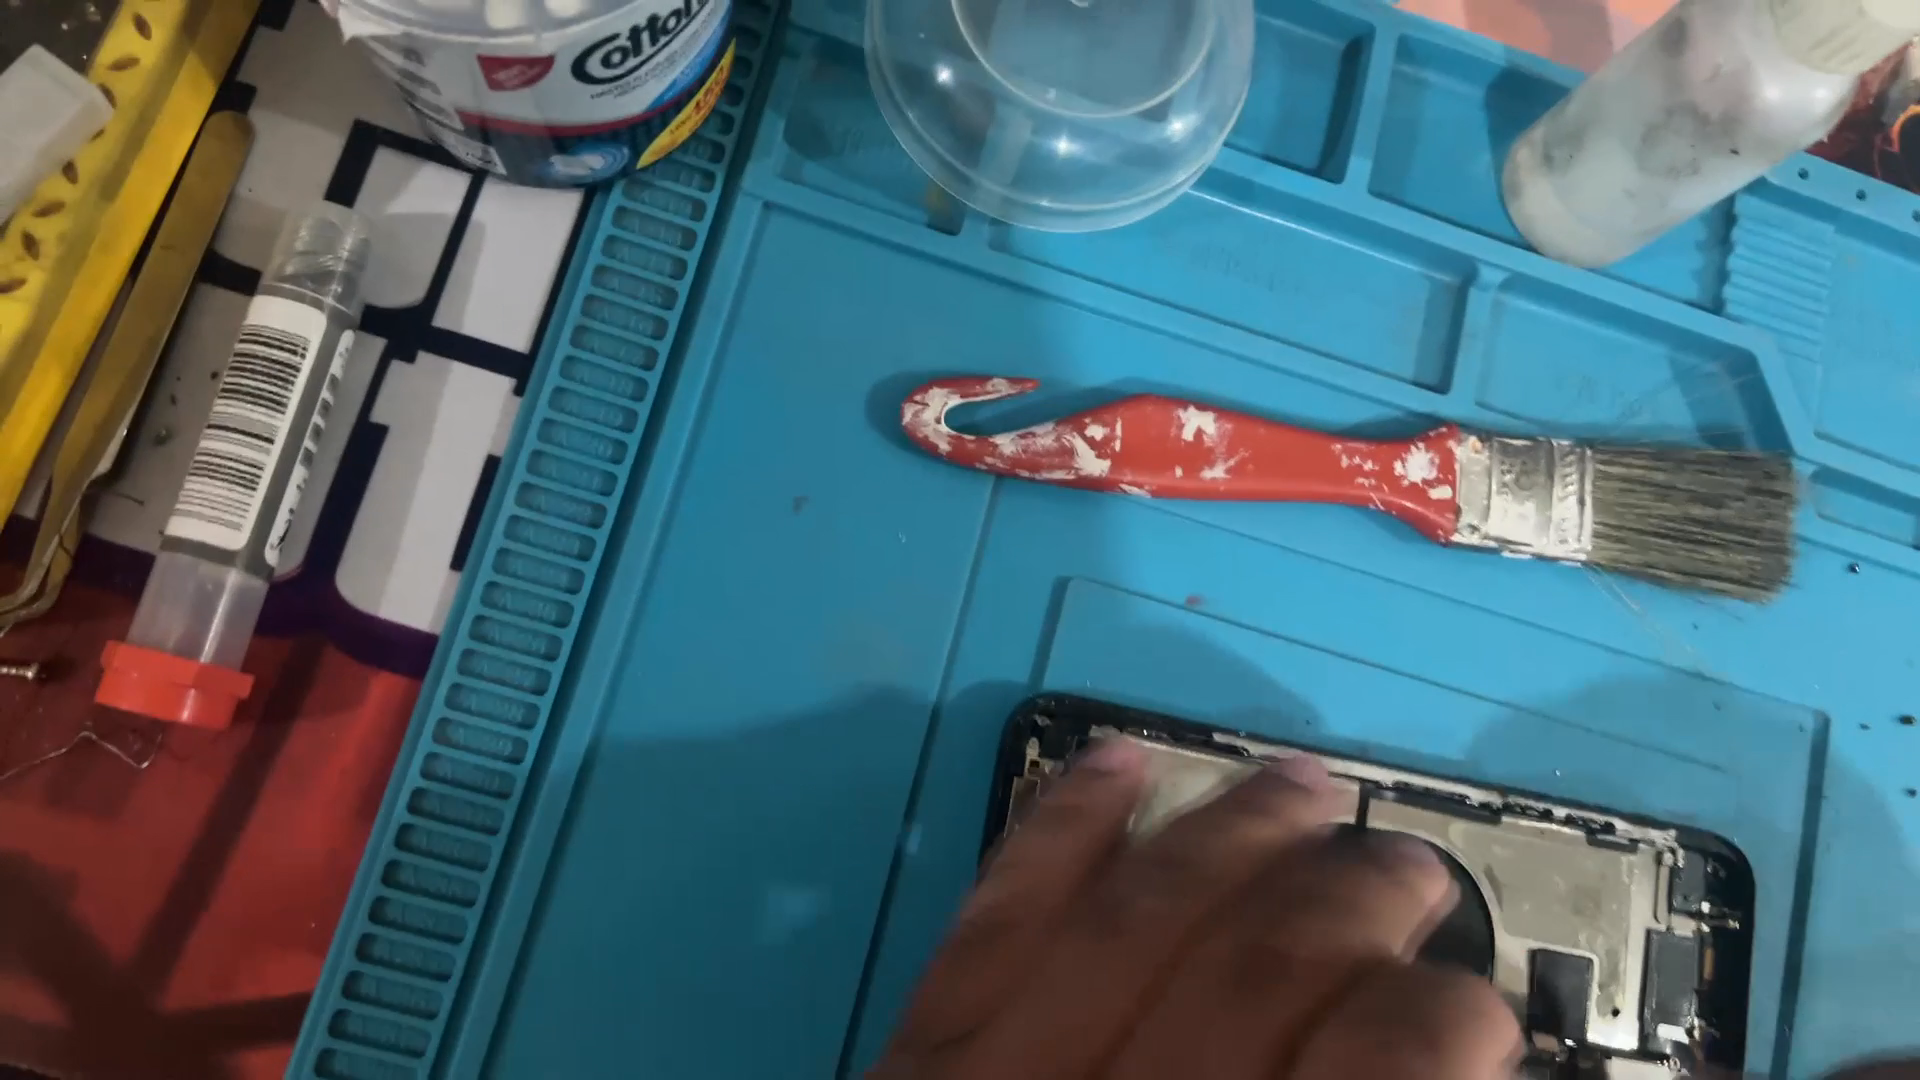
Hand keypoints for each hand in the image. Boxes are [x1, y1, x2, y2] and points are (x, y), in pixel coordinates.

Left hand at [872, 738, 1521, 1078]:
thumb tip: (1425, 1065)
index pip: (1361, 1079)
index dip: (1431, 1025)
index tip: (1476, 1001)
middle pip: (1250, 972)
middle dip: (1347, 903)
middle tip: (1409, 864)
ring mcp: (999, 1062)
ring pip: (1138, 911)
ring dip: (1229, 833)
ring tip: (1300, 781)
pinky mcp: (926, 1034)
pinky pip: (1003, 906)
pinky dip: (1063, 824)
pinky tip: (1115, 757)